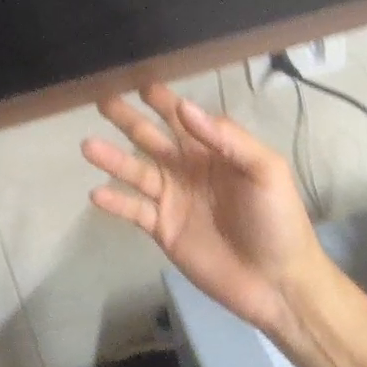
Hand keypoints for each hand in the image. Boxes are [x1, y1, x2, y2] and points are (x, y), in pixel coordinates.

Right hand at [82, 84, 332, 335]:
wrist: (278, 283)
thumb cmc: (277, 220)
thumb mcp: (266, 171)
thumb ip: (228, 138)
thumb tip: (185, 107)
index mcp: (214, 151)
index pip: (183, 118)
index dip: (163, 101)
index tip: (140, 83)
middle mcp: (188, 169)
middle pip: (151, 138)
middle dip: (128, 119)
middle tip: (103, 100)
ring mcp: (172, 199)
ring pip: (136, 172)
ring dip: (112, 159)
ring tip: (88, 145)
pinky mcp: (162, 229)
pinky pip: (133, 210)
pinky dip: (115, 203)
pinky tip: (96, 194)